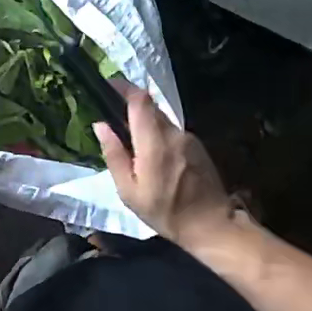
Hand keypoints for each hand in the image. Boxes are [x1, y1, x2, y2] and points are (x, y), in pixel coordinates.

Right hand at [95, 86, 235, 246]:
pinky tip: (155, 158)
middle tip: (115, 122)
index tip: (108, 86)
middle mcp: (174, 133)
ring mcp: (189, 138)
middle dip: (132, 109)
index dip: (123, 88)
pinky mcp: (198, 146)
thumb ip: (114, 154)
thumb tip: (101, 125)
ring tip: (133, 146)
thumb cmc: (164, 211)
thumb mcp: (129, 190)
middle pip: (151, 107)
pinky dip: (160, 137)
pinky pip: (173, 132)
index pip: (140, 100)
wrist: (210, 224)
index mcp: (154, 142)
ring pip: (162, 121)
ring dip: (146, 126)